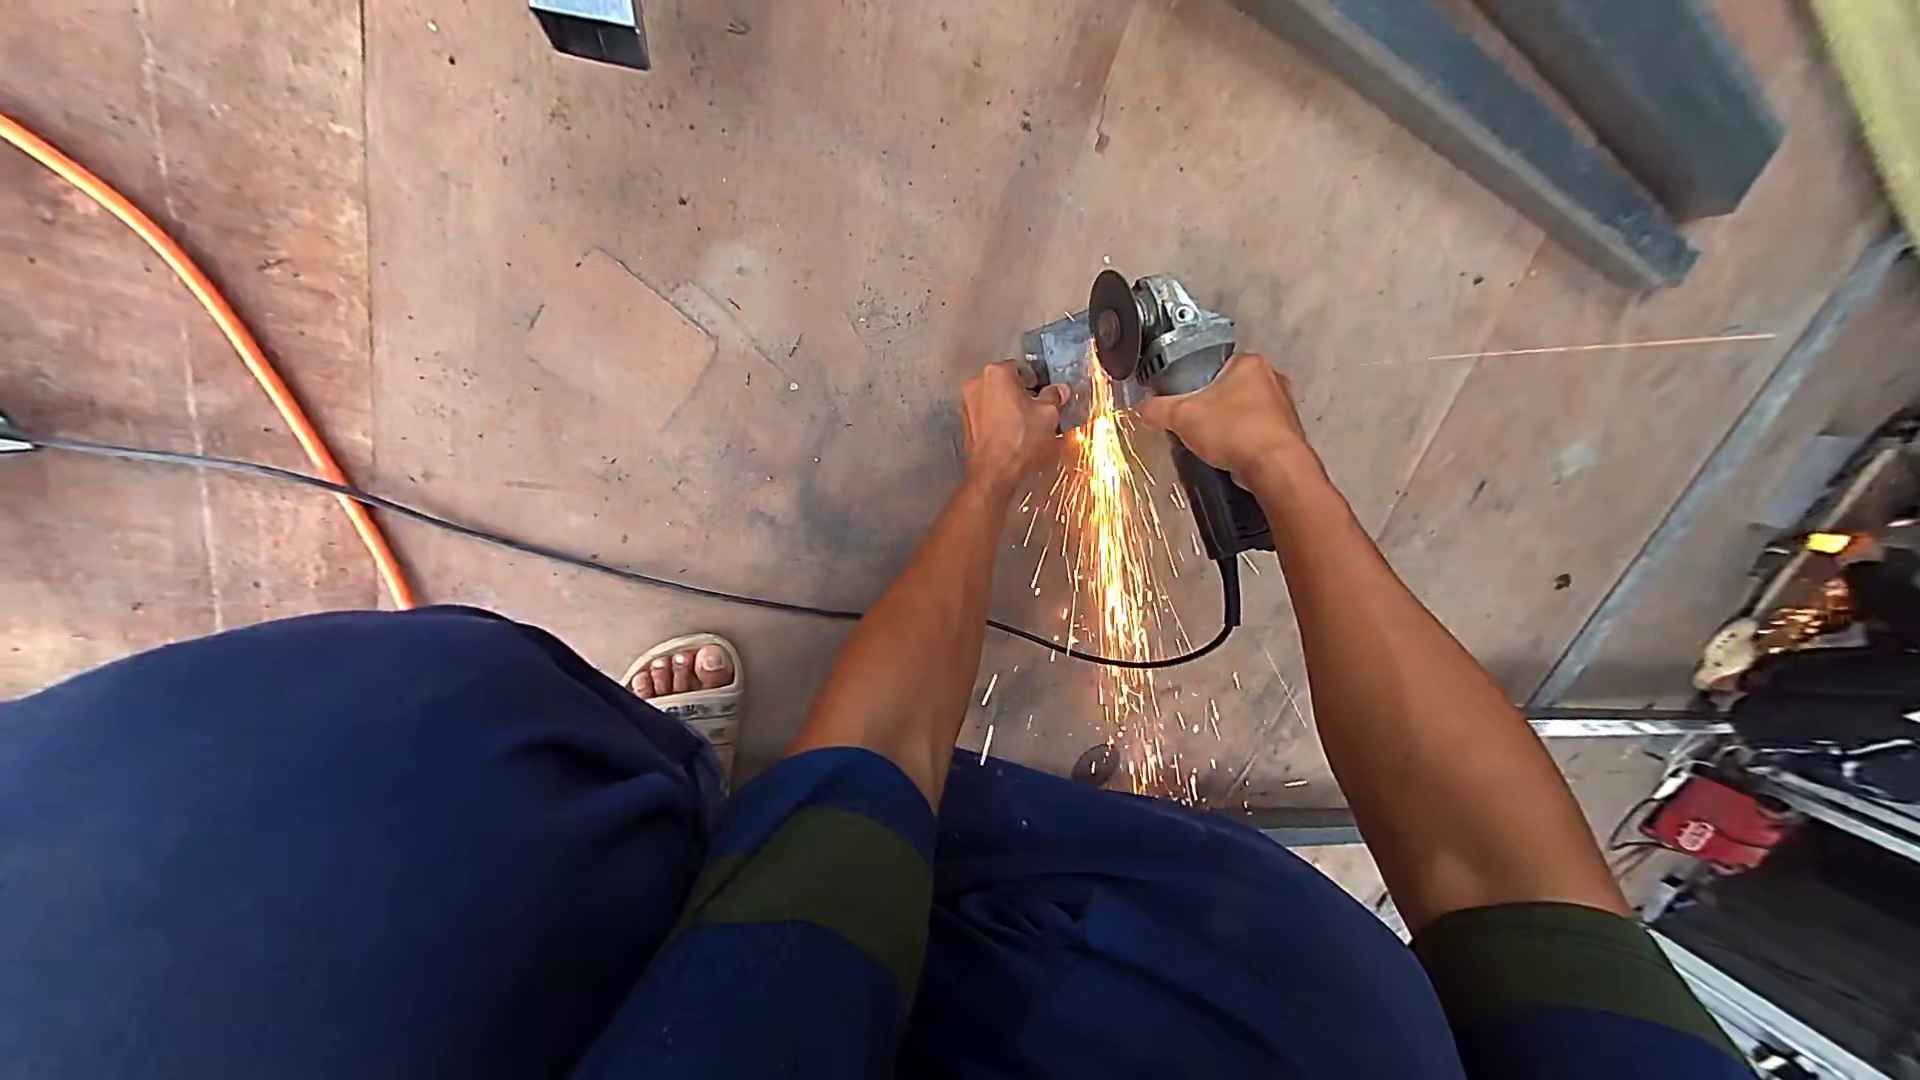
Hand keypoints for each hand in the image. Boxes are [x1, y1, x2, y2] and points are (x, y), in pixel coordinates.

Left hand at [961, 360, 1067, 490]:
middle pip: (1006, 383)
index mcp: (997, 372)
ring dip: (1009, 408)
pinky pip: (986, 415)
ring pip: (995, 399)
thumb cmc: (1021, 439)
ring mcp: (966, 404)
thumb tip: (1059, 390)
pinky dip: (997, 420)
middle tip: (1038, 411)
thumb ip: (1054, 396)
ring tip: (1025, 426)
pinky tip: (1010, 435)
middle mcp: (976, 383)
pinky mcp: (964, 424)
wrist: (994, 473)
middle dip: (1022, 394)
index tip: (1046, 396)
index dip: (1038, 382)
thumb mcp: (1048, 414)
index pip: (1023, 369)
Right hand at [1138, 353, 1318, 486]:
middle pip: (1229, 388)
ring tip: (1209, 440)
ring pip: (1244, 410)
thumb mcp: (1181, 416)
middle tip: (1192, 420)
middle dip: (1210, 405)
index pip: (1215, 363)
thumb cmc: (1235, 430)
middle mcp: (1272, 379)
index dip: (1195, 380)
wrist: (1274, 466)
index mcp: (1249, 363)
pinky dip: (1241, 441)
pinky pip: (1255, 432)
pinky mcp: (1286, 432)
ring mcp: (1282, 406)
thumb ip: (1158, 409)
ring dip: (1227, 424)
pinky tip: (1229, 453)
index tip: (1183, 396)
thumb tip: (1145, 409)